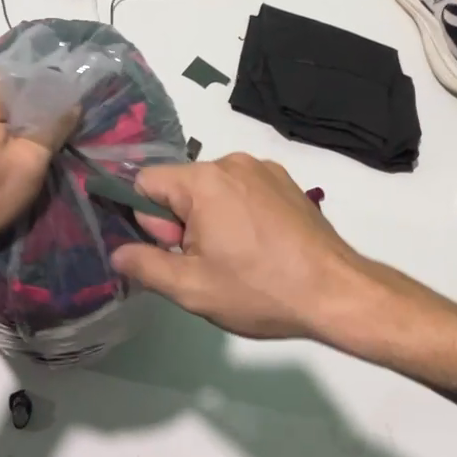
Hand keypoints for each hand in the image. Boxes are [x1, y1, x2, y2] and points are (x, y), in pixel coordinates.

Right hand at [111, 155, 442, 348]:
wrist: (338, 294)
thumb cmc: (260, 289)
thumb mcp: (192, 288)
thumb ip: (145, 266)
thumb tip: (117, 252)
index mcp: (203, 180)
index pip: (145, 182)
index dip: (150, 221)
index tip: (176, 251)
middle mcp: (231, 162)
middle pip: (180, 186)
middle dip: (181, 222)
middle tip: (208, 263)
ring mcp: (262, 168)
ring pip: (211, 190)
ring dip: (211, 219)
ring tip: (238, 259)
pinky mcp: (285, 181)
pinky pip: (242, 190)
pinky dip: (239, 213)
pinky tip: (261, 247)